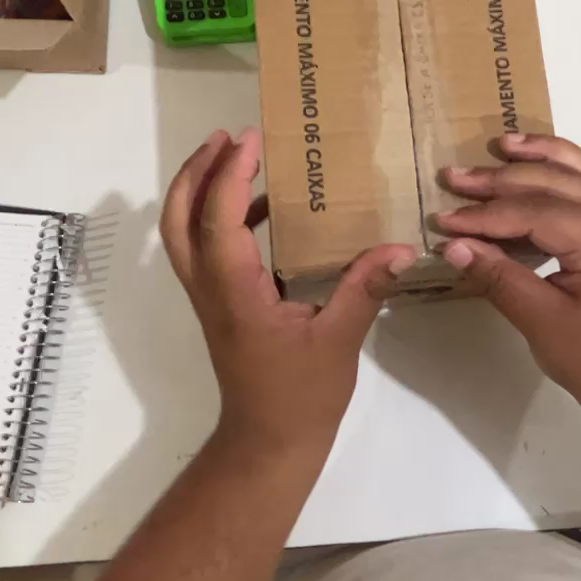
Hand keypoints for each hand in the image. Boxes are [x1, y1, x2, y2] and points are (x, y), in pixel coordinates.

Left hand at [162, 129, 416, 455]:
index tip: (251, 139)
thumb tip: (402, 248)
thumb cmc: (300, 396)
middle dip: (196, 172)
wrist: (268, 442)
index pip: (219, 219)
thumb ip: (366, 289)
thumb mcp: (339, 340)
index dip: (231, 174)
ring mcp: (211, 299)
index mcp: (236, 292)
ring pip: (184, 234)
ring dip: (201, 192)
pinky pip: (208, 251)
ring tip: (238, 159)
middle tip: (226, 138)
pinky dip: (223, 220)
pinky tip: (266, 212)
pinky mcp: (221, 307)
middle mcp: (211, 289)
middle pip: (178, 219)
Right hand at [438, 134, 580, 405]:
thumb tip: (454, 246)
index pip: (532, 212)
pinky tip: (531, 159)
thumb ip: (499, 278)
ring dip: (531, 158)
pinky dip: (556, 166)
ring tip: (496, 146)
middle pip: (549, 183)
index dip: (483, 216)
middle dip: (498, 180)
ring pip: (570, 171)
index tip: (442, 222)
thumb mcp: (542, 322)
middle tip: (451, 178)